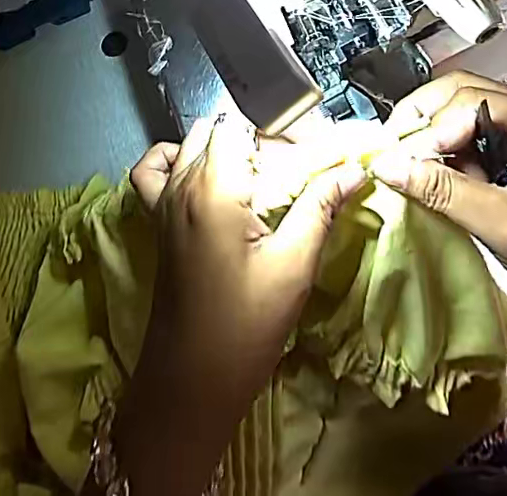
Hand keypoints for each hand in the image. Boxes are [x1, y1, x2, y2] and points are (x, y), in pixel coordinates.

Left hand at [111, 114, 363, 494]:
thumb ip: (320, 207)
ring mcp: (164, 200)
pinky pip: (153, 169)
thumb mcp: (292, 266)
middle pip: (220, 128)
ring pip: (190, 142)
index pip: (243, 123)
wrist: (190, 383)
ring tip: (256, 173)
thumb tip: (353, 170)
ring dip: (224, 145)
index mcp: (214, 187)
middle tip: (292, 168)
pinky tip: (202, 174)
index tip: (309, 153)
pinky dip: (175, 158)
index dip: (277, 130)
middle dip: (258, 136)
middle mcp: (182, 184)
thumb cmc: (244, 327)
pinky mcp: (157, 219)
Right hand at [370, 72, 506, 341]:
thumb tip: (390, 166)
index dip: (436, 126)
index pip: (477, 100)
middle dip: (427, 121)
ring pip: (465, 115)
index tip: (404, 160)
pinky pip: (475, 142)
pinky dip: (451, 158)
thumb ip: (447, 193)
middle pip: (467, 95)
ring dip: (436, 140)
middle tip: (394, 152)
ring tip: (414, 170)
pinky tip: (440, 180)